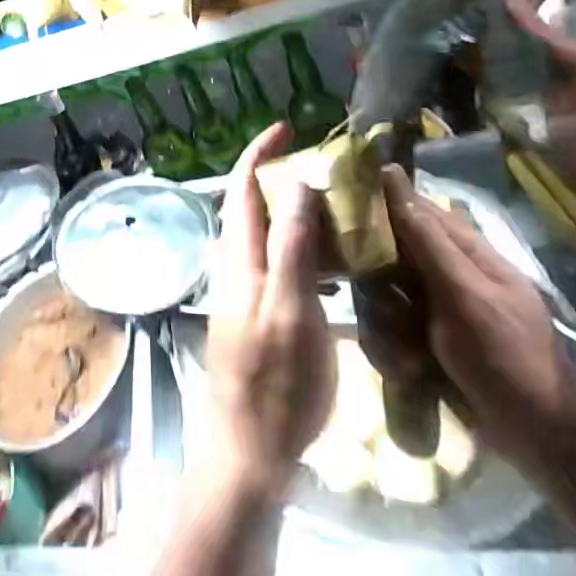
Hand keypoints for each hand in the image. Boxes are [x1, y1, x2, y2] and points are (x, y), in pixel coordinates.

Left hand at [202, 123, 335, 493]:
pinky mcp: (259, 313)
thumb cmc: (275, 382)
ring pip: (269, 236)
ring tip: (340, 208)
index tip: (286, 126)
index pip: (240, 188)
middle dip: (283, 178)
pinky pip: (281, 265)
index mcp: (239, 258)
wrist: (249, 448)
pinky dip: (305, 251)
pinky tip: (336, 264)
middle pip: (253, 207)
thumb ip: (290, 247)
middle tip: (329, 170)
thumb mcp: (289, 310)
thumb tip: (296, 183)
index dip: (258, 153)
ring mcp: (246, 291)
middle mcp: (236, 266)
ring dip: (298, 215)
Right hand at [379, 165, 575, 463]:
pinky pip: (385, 332)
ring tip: (407, 358)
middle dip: (379, 291)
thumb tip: (391, 174)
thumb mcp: (465, 294)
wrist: (540, 439)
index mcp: (464, 250)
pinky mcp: (422, 341)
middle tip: (392, 316)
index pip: (409, 208)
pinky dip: (391, 352)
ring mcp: (433, 310)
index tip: (342, 222)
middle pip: (385, 258)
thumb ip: (425, 239)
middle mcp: (444, 273)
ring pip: (380, 299)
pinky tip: (408, 371)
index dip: (375, 209)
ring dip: (386, 329)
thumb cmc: (507, 357)